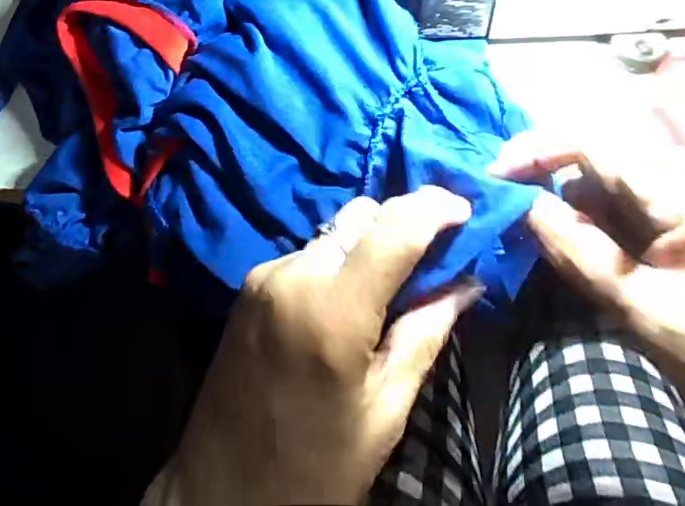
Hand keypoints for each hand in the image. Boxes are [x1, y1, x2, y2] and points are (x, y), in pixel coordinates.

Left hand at [170, 188, 483, 505]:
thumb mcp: (384, 411)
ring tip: (400, 272)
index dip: (435, 208)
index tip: (466, 208)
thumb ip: (426, 333)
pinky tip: (355, 292)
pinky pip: (313, 250)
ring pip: (339, 229)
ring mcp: (267, 275)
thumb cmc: (313, 469)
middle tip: (440, 245)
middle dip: (407, 219)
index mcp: (332, 311)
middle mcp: (295, 276)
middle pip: (365, 215)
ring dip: (374, 238)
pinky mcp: (251, 284)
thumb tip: (468, 281)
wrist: (216, 499)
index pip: (394, 230)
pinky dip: (343, 257)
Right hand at [490, 135, 684, 505]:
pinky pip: (625, 204)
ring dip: (567, 192)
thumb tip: (528, 206)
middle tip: (504, 196)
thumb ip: (589, 257)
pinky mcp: (683, 226)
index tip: (495, 174)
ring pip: (610, 176)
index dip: (541, 148)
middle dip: (549, 165)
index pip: (601, 143)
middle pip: (603, 150)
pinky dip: (590, 215)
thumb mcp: (655, 317)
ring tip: (528, 221)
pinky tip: (569, 239)